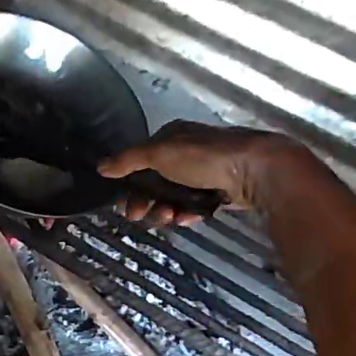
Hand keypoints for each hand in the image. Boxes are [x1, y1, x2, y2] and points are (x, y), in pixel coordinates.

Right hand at [98, 120, 292, 225]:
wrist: (255, 169)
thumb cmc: (204, 156)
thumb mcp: (159, 153)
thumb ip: (128, 160)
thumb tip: (100, 166)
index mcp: (172, 138)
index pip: (140, 162)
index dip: (130, 184)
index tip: (125, 204)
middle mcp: (186, 153)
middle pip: (155, 184)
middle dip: (147, 202)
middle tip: (143, 216)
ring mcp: (203, 173)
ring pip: (173, 198)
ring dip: (165, 211)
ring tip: (171, 217)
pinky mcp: (218, 191)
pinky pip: (193, 206)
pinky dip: (188, 213)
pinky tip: (189, 217)